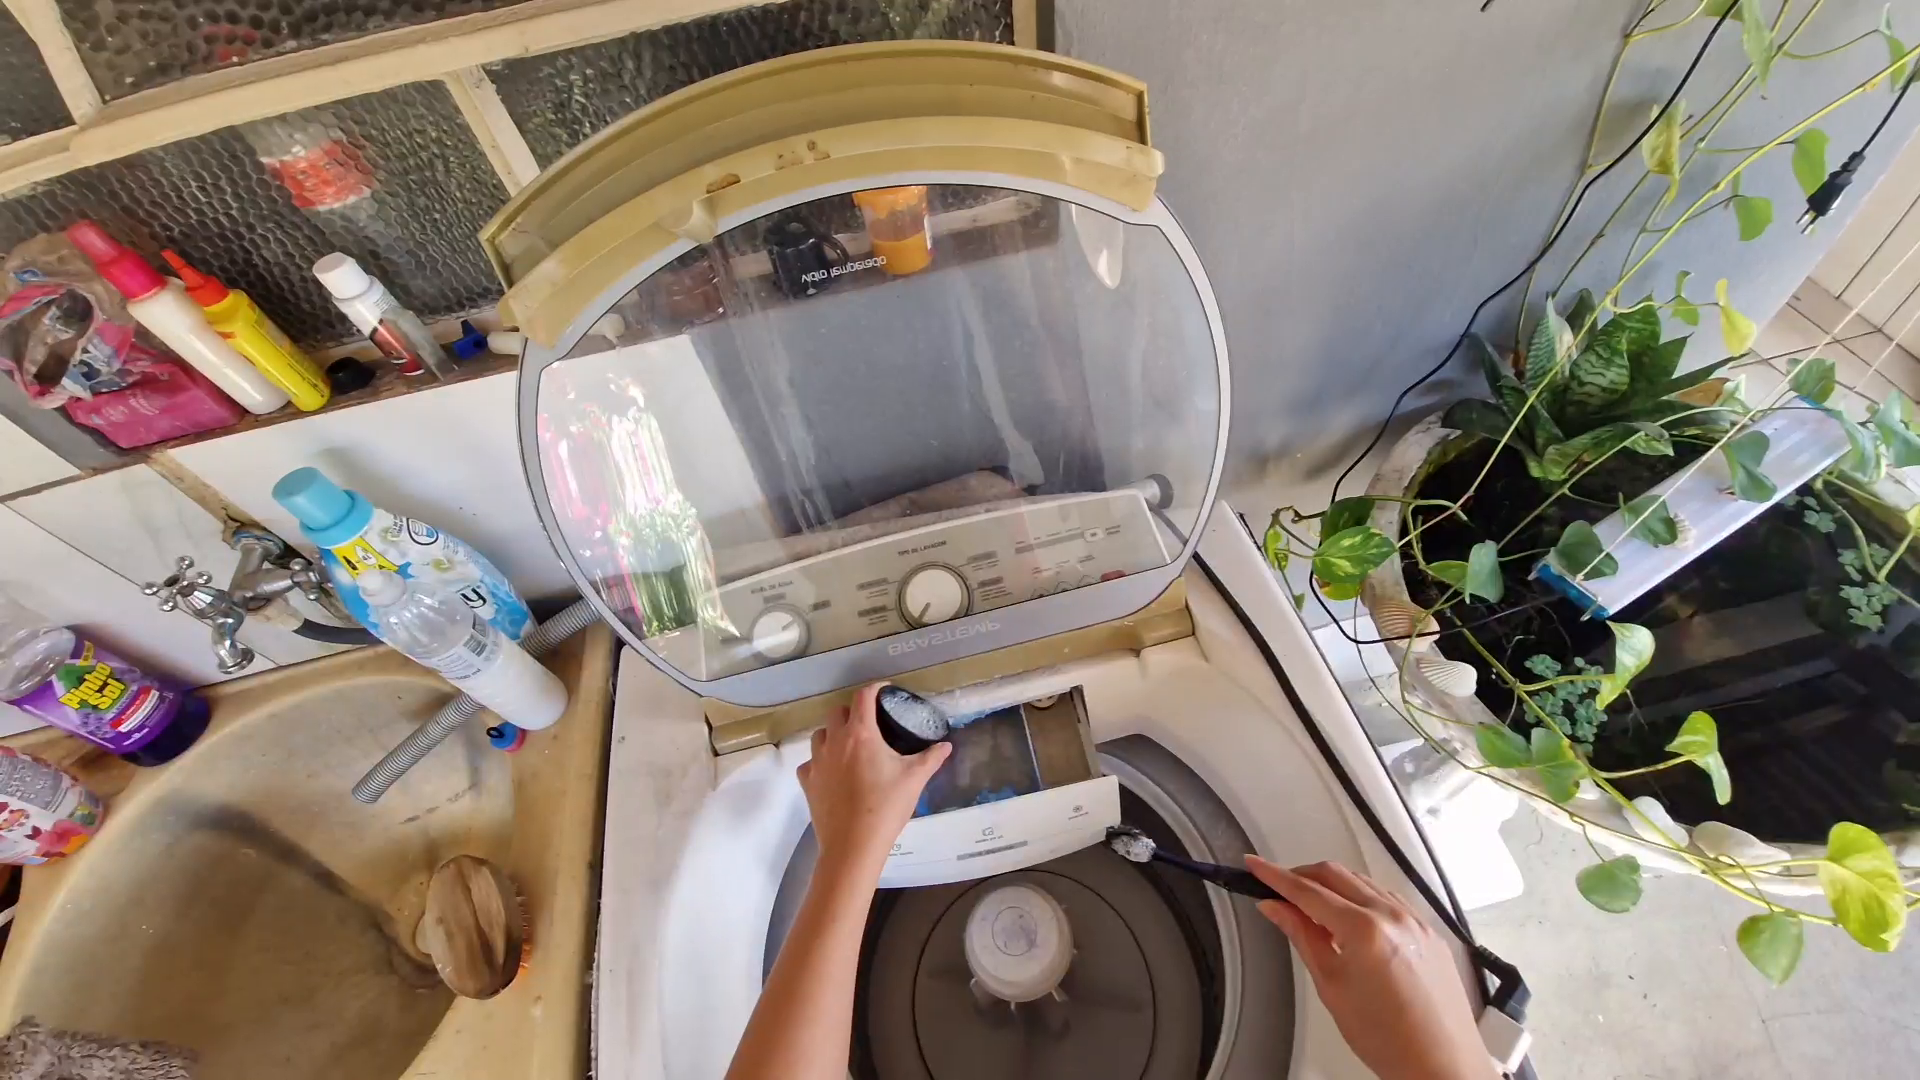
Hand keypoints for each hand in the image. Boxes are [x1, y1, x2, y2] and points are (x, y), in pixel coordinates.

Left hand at [797, 683, 951, 877]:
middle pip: (838, 711)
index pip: (864, 697)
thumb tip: (946, 745)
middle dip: (853, 711)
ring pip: (820, 734)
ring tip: (850, 746)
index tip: (885, 692)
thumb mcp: (914, 779)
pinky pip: (810, 762)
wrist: (853, 846)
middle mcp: (835, 740)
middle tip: (870, 723)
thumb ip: (931, 758)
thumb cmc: (885, 807)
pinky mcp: (807, 781)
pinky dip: (820, 761)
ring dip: (834, 734)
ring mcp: (817, 761)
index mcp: (861, 734)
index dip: (875, 689)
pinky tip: (832, 772)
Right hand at [1247, 858, 1493, 1079]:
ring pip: (1360, 880)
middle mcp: (1392, 916)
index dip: (1274, 875)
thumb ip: (1302, 936)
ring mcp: (1414, 921)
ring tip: (1313, 908)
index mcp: (1364, 930)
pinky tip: (1350, 916)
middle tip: (1279, 889)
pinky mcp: (1429, 931)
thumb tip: (1275, 907)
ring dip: (1331, 884)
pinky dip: (1360, 896)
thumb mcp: (1331, 986)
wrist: (1445, 1071)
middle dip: (1301, 875)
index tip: (1254, 865)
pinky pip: (1386, 896)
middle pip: (1333, 873)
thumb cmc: (1389, 1040)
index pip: (1307, 890)